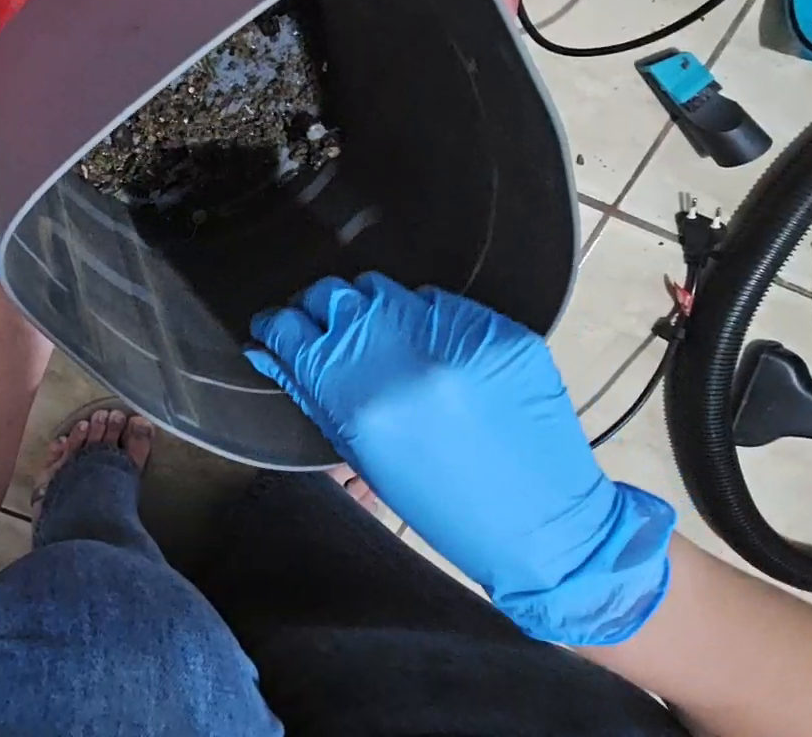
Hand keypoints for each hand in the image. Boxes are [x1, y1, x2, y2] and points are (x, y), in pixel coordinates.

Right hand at [246, 273, 675, 645]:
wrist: (543, 525)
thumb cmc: (441, 501)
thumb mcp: (359, 452)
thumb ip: (308, 391)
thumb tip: (267, 348)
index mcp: (354, 393)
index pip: (287, 326)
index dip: (275, 324)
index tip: (277, 328)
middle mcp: (398, 353)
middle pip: (330, 293)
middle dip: (318, 307)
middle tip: (327, 329)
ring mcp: (451, 336)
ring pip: (380, 286)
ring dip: (371, 308)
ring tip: (385, 341)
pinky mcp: (495, 329)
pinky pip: (436, 300)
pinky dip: (424, 317)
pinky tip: (432, 350)